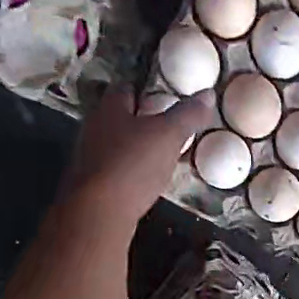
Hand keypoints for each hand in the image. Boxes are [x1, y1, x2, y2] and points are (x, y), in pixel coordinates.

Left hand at [55, 83, 211, 233]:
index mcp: (110, 108)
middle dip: (141, 119)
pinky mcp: (92, 182)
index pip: (126, 88)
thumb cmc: (133, 165)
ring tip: (160, 156)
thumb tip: (208, 94)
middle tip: (167, 128)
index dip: (146, 90)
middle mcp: (95, 126)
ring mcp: (90, 155)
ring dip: (135, 147)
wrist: (100, 210)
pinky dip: (131, 170)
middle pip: (120, 116)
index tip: (165, 98)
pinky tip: (146, 180)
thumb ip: (188, 115)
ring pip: (116, 142)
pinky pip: (115, 168)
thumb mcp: (169, 136)